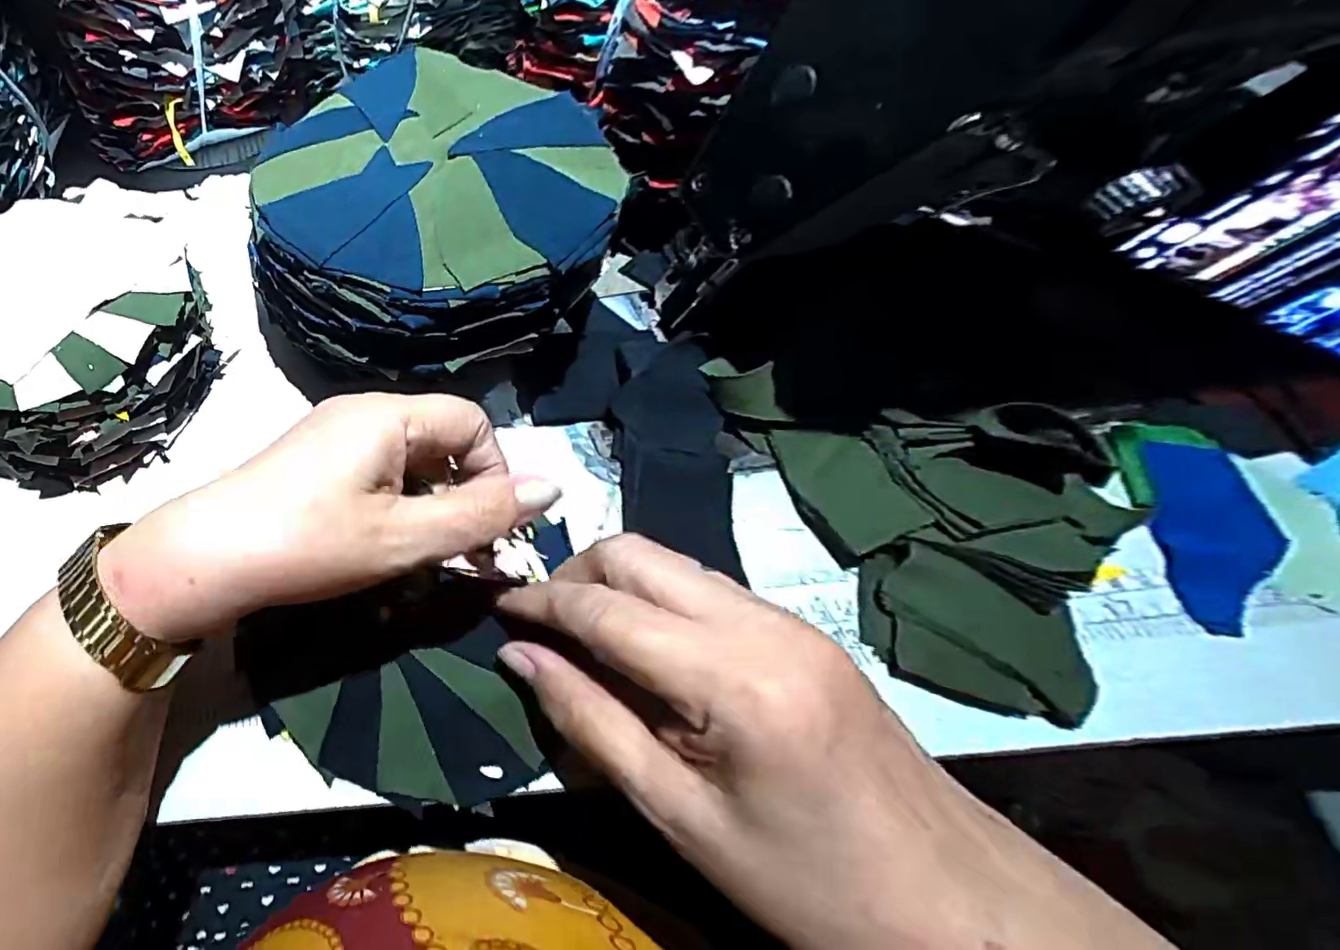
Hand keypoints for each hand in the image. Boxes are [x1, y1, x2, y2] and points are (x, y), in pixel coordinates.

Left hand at [97, 393, 559, 642]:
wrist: (207, 556)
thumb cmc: (311, 543)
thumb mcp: (405, 537)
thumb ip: (480, 514)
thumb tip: (552, 488)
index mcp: (389, 414)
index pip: (472, 423)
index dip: (494, 473)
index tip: (488, 530)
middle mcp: (363, 411)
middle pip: (441, 439)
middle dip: (463, 493)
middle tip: (462, 553)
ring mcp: (334, 432)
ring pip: (410, 458)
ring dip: (430, 502)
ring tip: (423, 553)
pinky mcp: (315, 458)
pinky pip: (377, 468)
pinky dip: (397, 501)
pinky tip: (383, 541)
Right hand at [496, 535, 1172, 949]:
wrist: (968, 911)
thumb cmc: (812, 887)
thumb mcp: (679, 817)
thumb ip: (589, 722)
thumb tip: (519, 656)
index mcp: (731, 677)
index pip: (604, 608)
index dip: (539, 602)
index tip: (498, 609)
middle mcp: (759, 622)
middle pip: (634, 553)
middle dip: (573, 577)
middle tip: (542, 627)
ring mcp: (786, 618)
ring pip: (667, 561)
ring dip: (612, 584)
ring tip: (583, 639)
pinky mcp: (799, 628)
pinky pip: (702, 585)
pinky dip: (653, 599)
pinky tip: (644, 651)